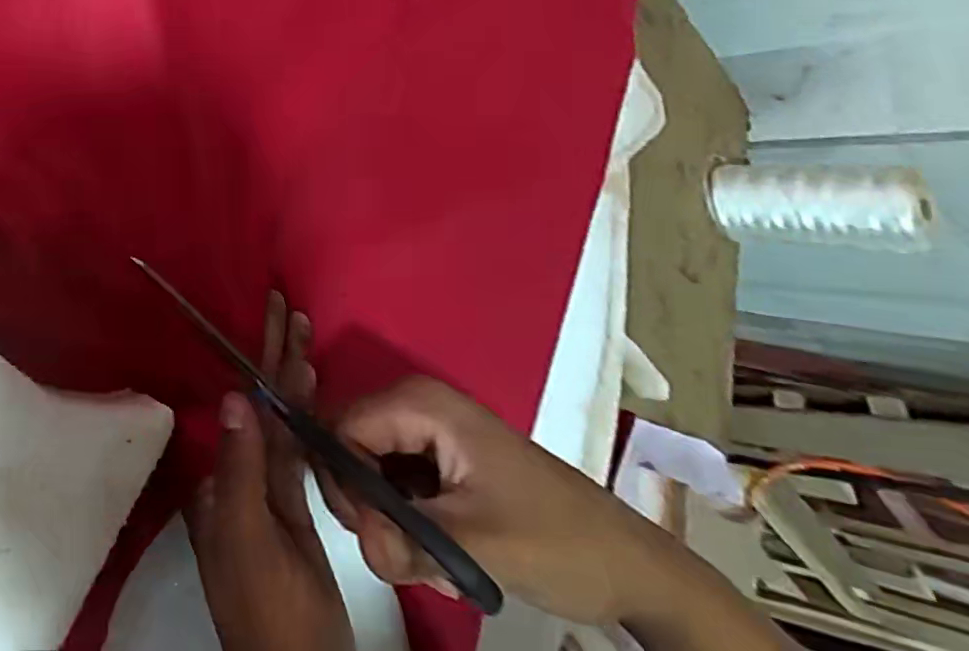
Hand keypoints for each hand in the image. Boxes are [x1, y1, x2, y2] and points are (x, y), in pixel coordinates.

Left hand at [186, 292, 352, 650]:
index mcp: (220, 477)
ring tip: (301, 330)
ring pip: (281, 419)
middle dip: (273, 354)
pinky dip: (305, 415)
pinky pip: (297, 448)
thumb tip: (233, 396)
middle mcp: (239, 472)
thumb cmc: (267, 604)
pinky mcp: (293, 503)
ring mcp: (267, 487)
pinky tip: (311, 385)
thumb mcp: (250, 539)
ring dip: (291, 376)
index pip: (242, 402)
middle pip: (261, 402)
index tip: (267, 315)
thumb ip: (242, 468)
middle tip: (285, 305)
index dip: (256, 357)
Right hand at [320, 375, 676, 626]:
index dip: (346, 484)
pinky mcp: (437, 462)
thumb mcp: (480, 546)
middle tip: (406, 554)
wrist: (626, 565)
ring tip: (433, 561)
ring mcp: (428, 434)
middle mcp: (417, 406)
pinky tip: (440, 554)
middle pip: (351, 450)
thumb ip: (409, 542)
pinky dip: (405, 526)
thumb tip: (358, 537)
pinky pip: (393, 488)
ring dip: (389, 525)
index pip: (342, 429)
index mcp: (422, 403)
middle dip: (370, 509)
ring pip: (369, 474)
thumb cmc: (559, 541)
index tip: (374, 534)